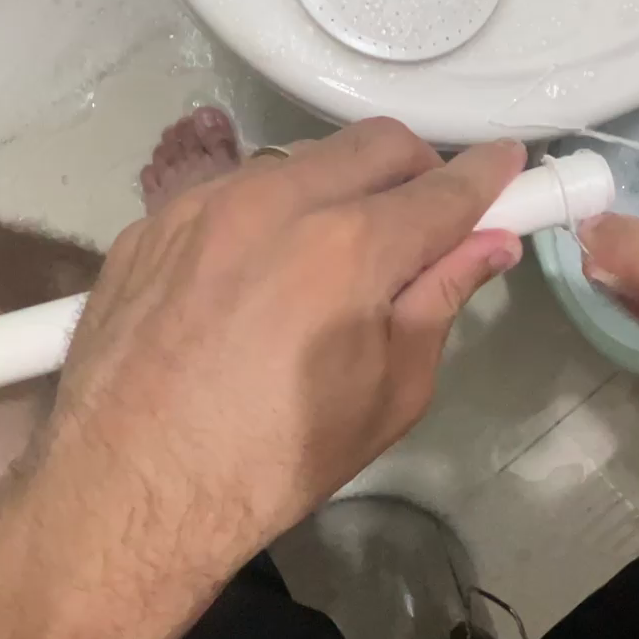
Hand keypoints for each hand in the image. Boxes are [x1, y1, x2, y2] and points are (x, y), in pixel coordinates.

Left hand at [27, 120, 524, 598]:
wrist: (127, 494)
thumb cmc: (280, 458)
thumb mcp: (391, 391)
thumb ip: (442, 299)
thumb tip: (491, 244)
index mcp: (349, 249)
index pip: (445, 189)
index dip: (490, 175)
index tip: (512, 164)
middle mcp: (278, 200)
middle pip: (378, 143)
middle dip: (421, 168)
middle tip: (428, 220)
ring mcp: (206, 201)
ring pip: (306, 158)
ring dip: (346, 188)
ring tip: (337, 255)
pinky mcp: (154, 218)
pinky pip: (240, 185)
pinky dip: (279, 208)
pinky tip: (266, 267)